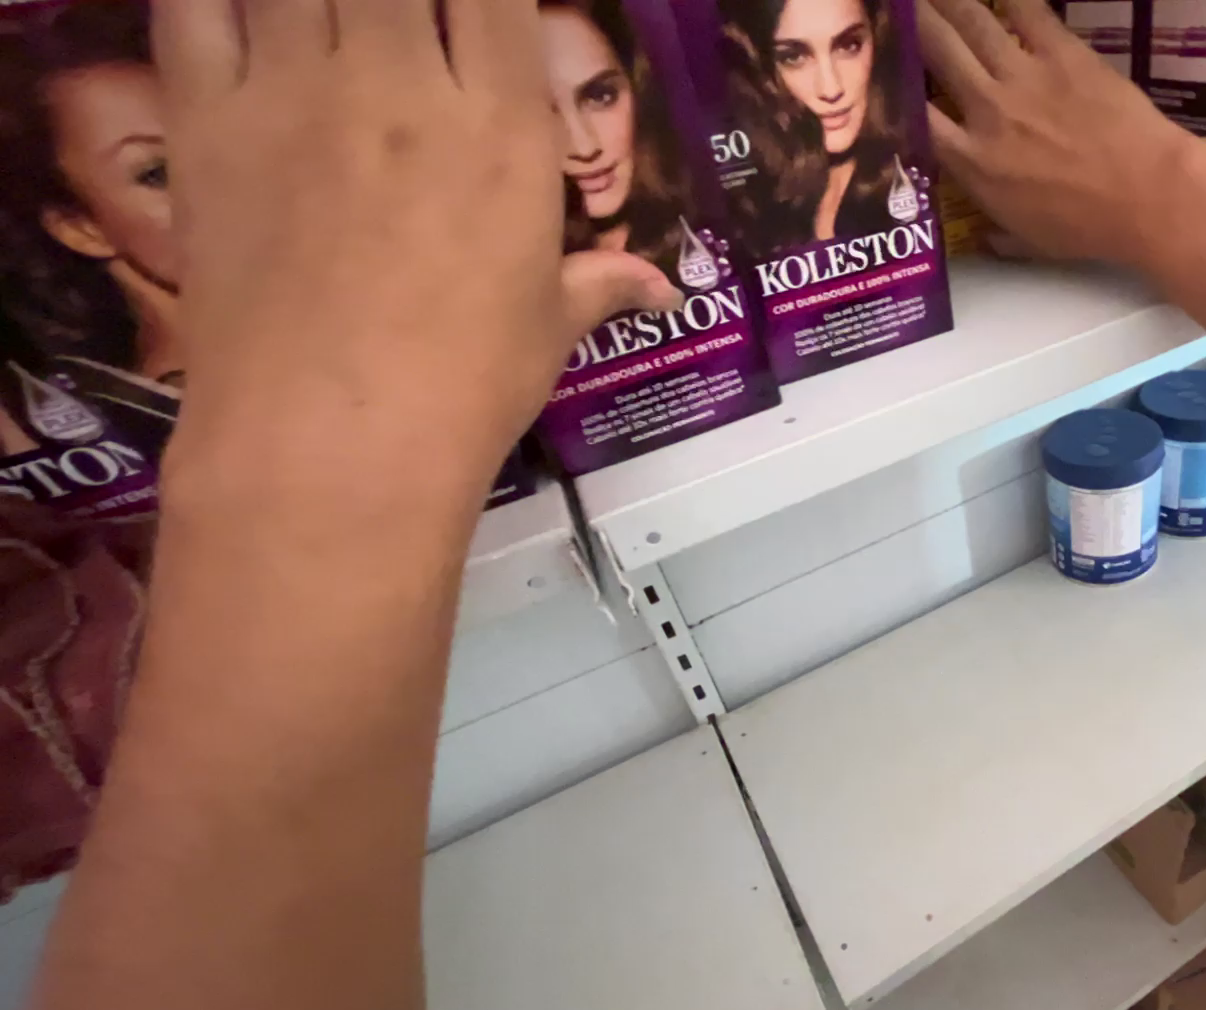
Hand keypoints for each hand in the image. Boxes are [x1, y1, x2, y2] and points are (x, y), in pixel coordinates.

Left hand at [154, 0, 681, 498]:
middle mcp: (398, 84)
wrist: (338, 433)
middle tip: (421, 20)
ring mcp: (291, 89)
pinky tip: (258, 15)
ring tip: (355, 24)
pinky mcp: (202, 114)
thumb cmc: (473, 379)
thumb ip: (603, 282)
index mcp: (502, 135)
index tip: (493, 10)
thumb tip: (663, 288)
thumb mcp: (552, 326)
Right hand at [917, 0, 1205, 265]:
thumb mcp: (1031, 244)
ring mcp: (1024, 77)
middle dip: (914, 21)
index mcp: (975, 165)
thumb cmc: (1085, 228)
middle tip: (903, 9)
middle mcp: (988, 113)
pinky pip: (1027, 8)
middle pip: (937, 52)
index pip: (919, 119)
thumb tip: (986, 240)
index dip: (899, 90)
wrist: (1144, 195)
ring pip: (972, 21)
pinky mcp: (1063, 52)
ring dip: (949, 1)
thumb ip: (1000, 237)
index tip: (890, 76)